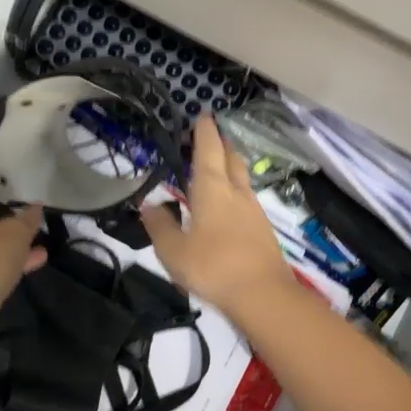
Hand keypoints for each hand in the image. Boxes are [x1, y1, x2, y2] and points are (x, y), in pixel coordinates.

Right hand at [142, 114, 296, 317]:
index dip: (204, 130)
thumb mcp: (173, 251)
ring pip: (241, 178)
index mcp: (213, 188)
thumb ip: (159, 226)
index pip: (209, 148)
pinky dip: (234, 193)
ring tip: (215, 171)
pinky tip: (226, 207)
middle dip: (220, 145)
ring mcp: (254, 210)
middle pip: (231, 158)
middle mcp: (236, 192)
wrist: (263, 294)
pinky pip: (246, 200)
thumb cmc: (212, 267)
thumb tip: (147, 203)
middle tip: (208, 139)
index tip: (202, 115)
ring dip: (229, 168)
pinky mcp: (262, 229)